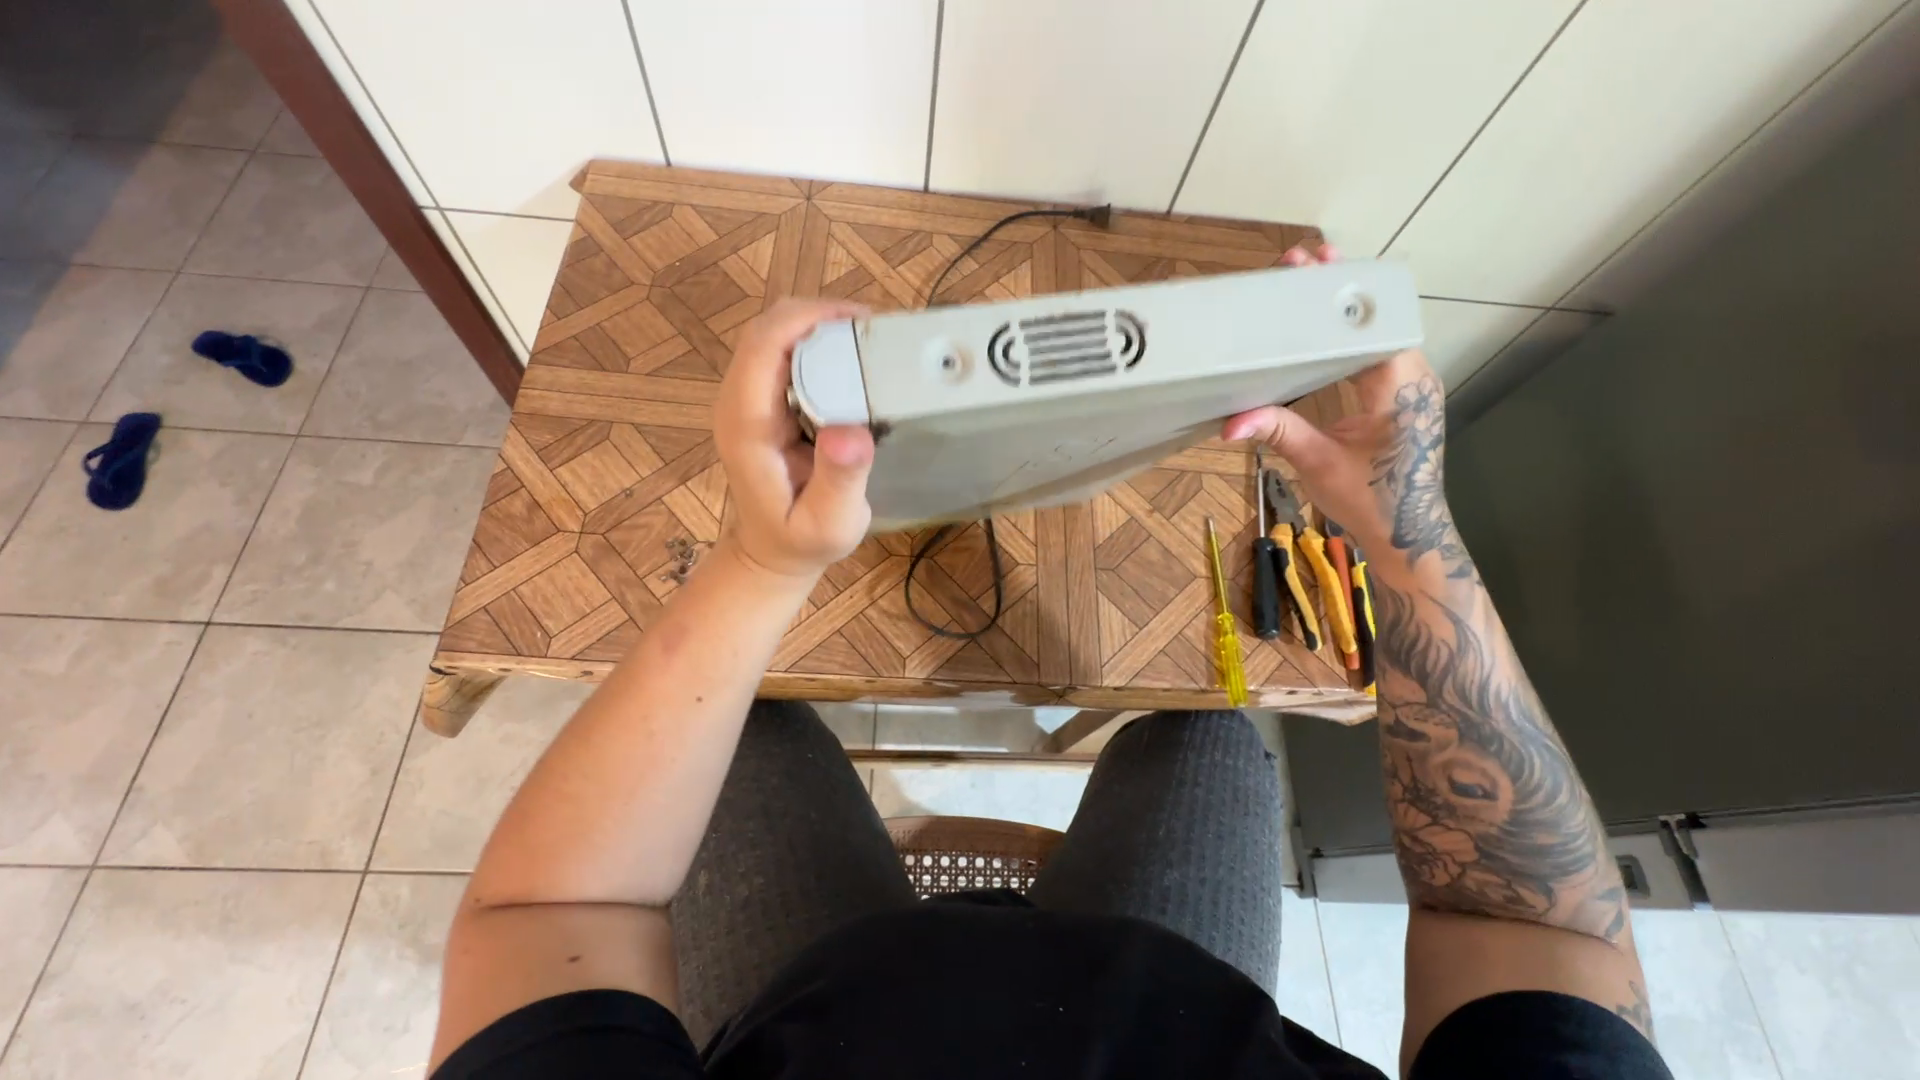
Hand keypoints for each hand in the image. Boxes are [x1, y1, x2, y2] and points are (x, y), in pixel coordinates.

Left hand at [714, 298, 874, 581]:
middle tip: (876, 332)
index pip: (764, 345)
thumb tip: (852, 431)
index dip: (809, 318)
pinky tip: (853, 360)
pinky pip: (784, 354)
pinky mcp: (761, 402)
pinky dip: (818, 344)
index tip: (863, 322)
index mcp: (747, 424)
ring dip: (820, 326)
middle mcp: (739, 402)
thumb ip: (839, 479)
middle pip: (767, 329)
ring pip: (775, 336)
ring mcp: (747, 400)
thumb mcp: (830, 523)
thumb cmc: (802, 541)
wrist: (772, 554)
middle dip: (820, 315)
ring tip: (870, 342)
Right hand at [1221, 242, 1456, 571]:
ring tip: (1305, 288)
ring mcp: (1413, 387)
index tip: (1312, 263)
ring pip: (1377, 334)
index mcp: (1401, 386)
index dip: (1340, 291)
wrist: (1408, 535)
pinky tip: (1322, 332)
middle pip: (1374, 319)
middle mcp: (1414, 377)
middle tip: (1298, 264)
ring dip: (1344, 312)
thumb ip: (1279, 432)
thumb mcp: (1319, 464)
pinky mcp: (1404, 399)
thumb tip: (1229, 422)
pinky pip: (1378, 354)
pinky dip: (1350, 337)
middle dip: (1337, 290)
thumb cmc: (1372, 502)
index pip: (1371, 322)